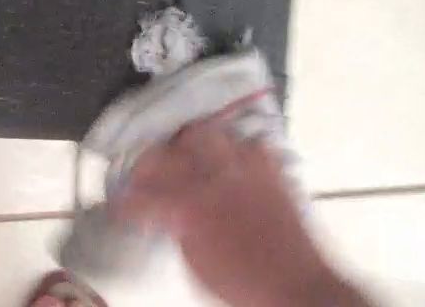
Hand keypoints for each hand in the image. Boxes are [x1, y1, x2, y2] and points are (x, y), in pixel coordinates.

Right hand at [111, 118, 370, 306]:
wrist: (300, 292)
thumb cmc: (247, 287)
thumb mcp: (197, 265)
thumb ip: (177, 229)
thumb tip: (164, 215)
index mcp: (190, 206)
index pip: (146, 188)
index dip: (129, 194)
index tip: (123, 199)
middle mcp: (214, 179)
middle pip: (174, 146)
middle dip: (158, 155)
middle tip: (152, 169)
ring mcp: (244, 169)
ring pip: (209, 132)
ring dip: (194, 143)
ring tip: (190, 155)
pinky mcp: (270, 170)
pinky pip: (249, 143)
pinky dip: (237, 149)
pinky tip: (232, 163)